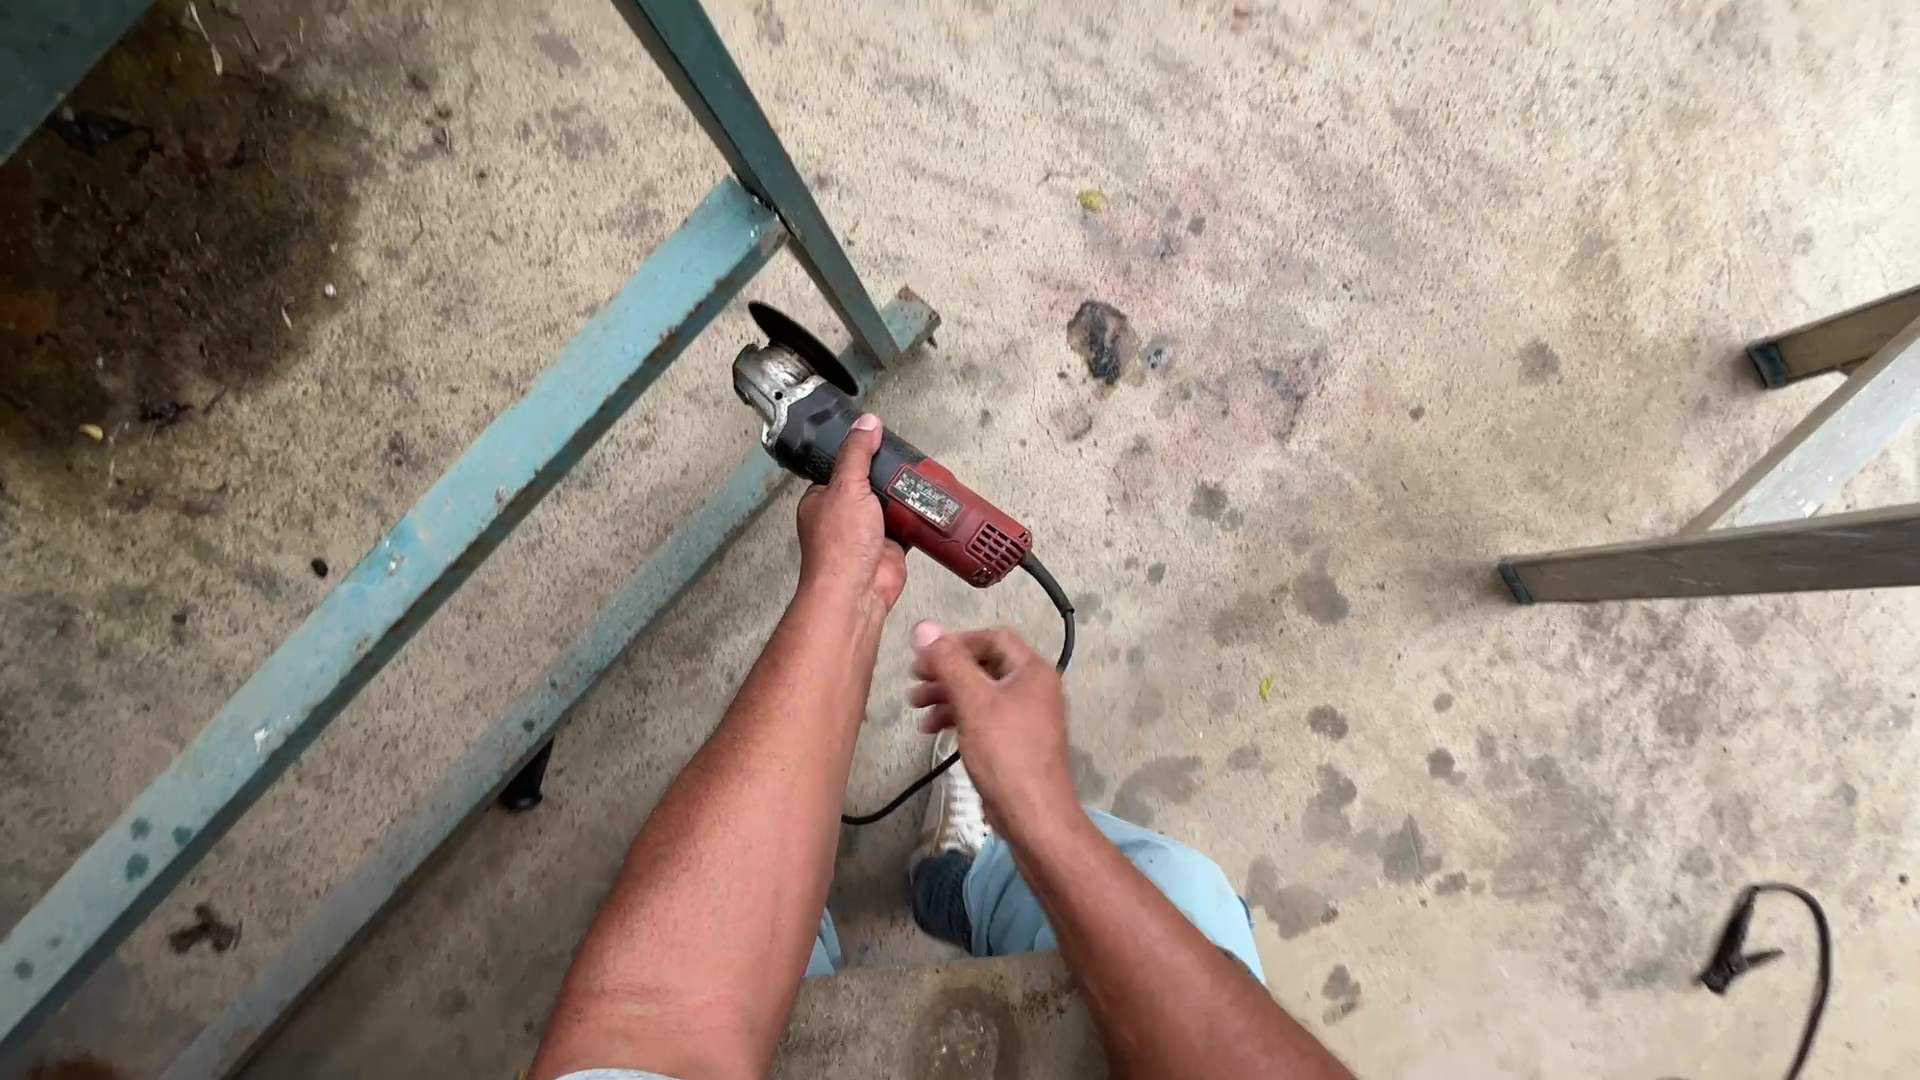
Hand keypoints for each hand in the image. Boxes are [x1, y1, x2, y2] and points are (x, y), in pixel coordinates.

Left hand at [795, 413, 907, 617]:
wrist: (857, 590)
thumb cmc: (840, 546)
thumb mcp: (847, 487)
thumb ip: (857, 454)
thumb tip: (866, 424)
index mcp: (823, 499)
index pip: (842, 467)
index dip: (860, 453)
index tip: (879, 440)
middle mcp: (844, 516)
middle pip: (871, 486)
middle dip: (888, 476)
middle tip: (908, 459)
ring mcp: (868, 533)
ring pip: (891, 506)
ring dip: (905, 497)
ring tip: (923, 477)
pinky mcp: (891, 547)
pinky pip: (908, 527)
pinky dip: (919, 518)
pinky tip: (931, 504)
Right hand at [908, 621, 1077, 835]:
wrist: (1033, 815)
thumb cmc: (1006, 752)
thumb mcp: (973, 701)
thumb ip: (949, 662)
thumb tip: (924, 626)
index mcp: (1032, 670)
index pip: (993, 638)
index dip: (957, 641)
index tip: (926, 654)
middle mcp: (1033, 687)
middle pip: (983, 665)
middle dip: (947, 671)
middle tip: (915, 679)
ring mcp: (1025, 715)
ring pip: (980, 692)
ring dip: (947, 694)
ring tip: (916, 705)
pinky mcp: (1014, 740)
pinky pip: (983, 716)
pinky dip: (957, 716)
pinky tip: (933, 728)